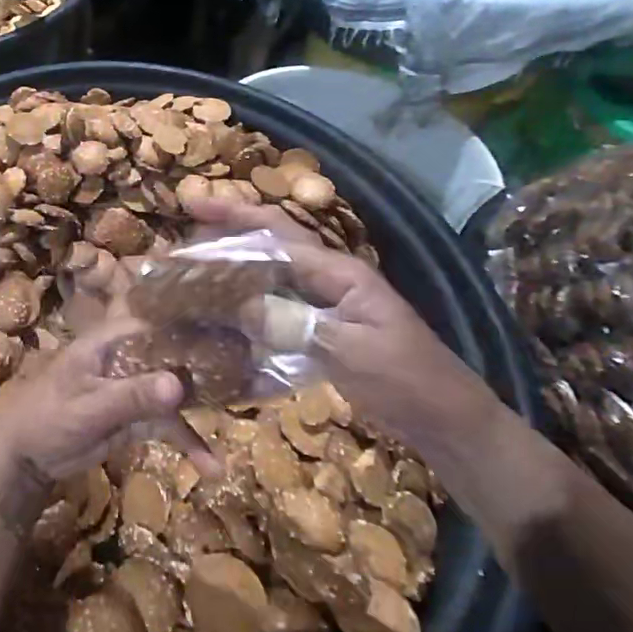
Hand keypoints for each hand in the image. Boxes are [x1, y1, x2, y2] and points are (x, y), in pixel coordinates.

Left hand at [0, 318, 222, 493]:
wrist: (23, 457)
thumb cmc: (46, 418)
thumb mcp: (88, 408)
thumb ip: (132, 396)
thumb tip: (180, 384)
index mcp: (108, 343)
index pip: (152, 321)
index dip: (186, 320)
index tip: (227, 323)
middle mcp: (124, 359)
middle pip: (171, 355)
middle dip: (206, 366)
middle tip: (252, 374)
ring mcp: (130, 389)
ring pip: (174, 393)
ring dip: (201, 413)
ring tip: (236, 426)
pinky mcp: (133, 418)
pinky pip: (167, 425)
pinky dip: (187, 442)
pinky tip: (211, 468)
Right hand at [180, 194, 503, 453]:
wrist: (449, 423)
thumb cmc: (408, 381)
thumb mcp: (352, 351)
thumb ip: (293, 323)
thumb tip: (236, 303)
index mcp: (338, 272)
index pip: (277, 234)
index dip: (234, 217)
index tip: (193, 207)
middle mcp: (327, 279)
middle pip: (269, 243)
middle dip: (227, 234)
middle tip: (184, 238)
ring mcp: (323, 304)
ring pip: (267, 275)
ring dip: (231, 270)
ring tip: (192, 274)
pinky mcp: (319, 331)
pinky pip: (273, 309)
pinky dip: (245, 307)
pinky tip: (220, 318)